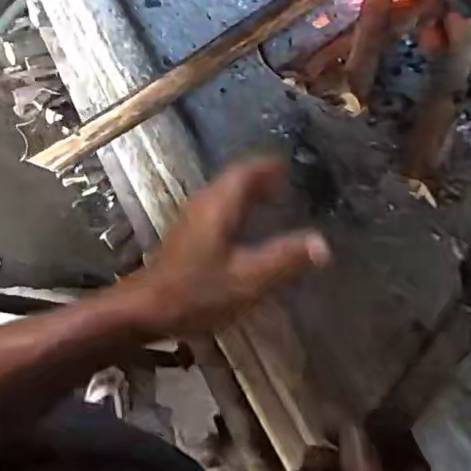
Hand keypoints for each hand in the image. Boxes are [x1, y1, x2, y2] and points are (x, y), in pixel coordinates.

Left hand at [119, 156, 330, 335]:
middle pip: (231, 181)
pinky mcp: (187, 236)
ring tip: (273, 198)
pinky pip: (217, 209)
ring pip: (222, 195)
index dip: (264, 166)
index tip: (287, 163)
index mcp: (216, 207)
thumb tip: (322, 243)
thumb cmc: (197, 292)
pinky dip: (236, 208)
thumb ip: (284, 260)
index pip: (241, 174)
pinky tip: (246, 226)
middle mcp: (201, 206)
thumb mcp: (248, 281)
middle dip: (258, 177)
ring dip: (246, 192)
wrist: (148, 306)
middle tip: (285, 180)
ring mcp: (191, 220)